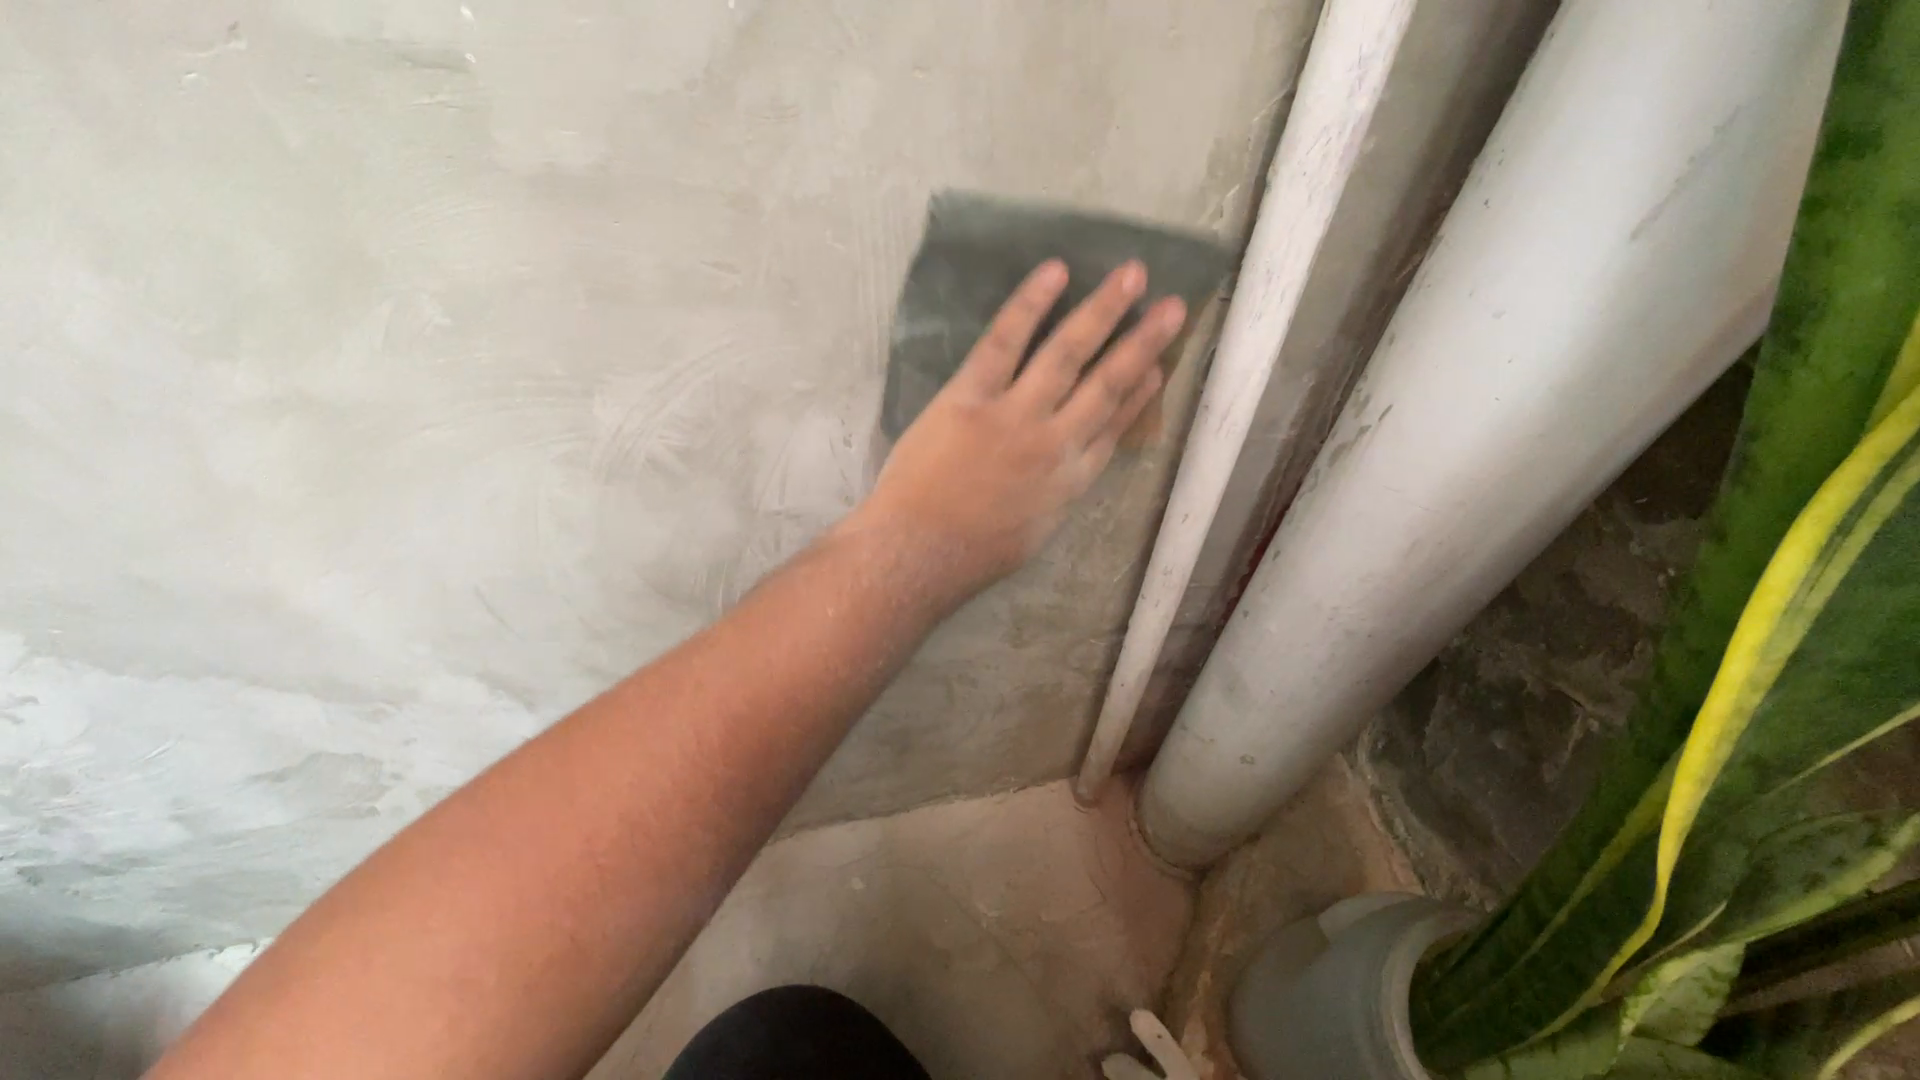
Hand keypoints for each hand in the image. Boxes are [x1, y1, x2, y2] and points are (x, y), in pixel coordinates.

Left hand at [845, 258, 1187, 606]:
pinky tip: (1055, 273)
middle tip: (1173, 305)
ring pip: (1067, 354)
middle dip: (1144, 342)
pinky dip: (1030, 305)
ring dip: (1103, 311)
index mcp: (1070, 480)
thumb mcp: (1034, 534)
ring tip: (1132, 274)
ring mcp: (1015, 415)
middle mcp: (1055, 442)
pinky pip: (1004, 342)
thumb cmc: (971, 556)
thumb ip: (1055, 495)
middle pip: (1107, 384)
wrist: (918, 554)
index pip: (1114, 427)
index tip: (1160, 366)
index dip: (1141, 394)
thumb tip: (1064, 472)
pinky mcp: (971, 397)